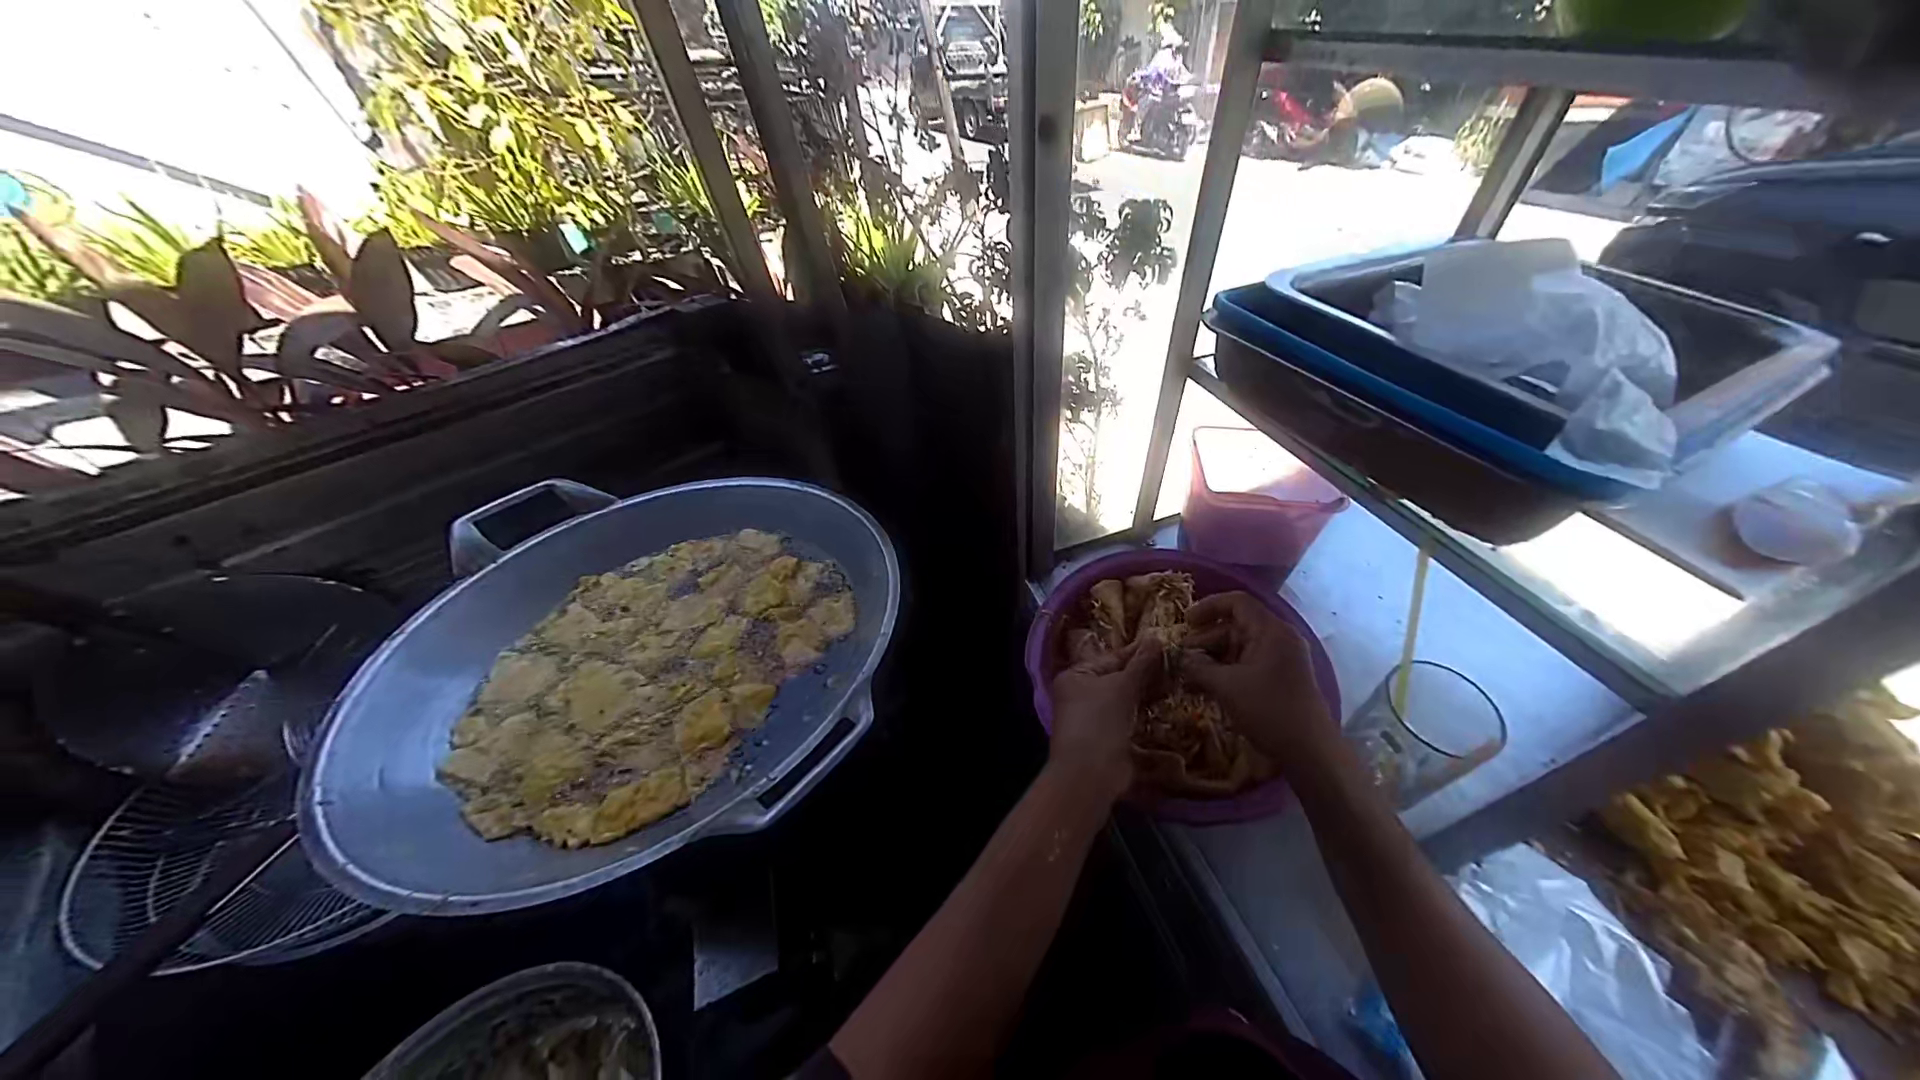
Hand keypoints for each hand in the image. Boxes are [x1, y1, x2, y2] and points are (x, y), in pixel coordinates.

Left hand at [1048, 640, 1162, 802]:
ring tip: (1179, 680)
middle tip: (1178, 661)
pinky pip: (1132, 720)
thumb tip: (1156, 636)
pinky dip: (1148, 714)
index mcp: (1076, 676)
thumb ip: (1141, 663)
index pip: (1110, 658)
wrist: (1090, 774)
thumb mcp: (1120, 685)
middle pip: (1118, 679)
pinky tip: (1171, 706)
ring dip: (1149, 693)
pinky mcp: (1110, 739)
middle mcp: (1082, 695)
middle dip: (1146, 673)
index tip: (1164, 642)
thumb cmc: (1098, 720)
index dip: (1137, 651)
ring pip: (1127, 700)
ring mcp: (1096, 719)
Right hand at [1178, 592, 1336, 767]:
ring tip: (1186, 676)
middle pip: (1234, 626)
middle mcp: (1277, 639)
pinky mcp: (1278, 678)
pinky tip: (1202, 687)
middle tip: (1180, 657)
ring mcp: (1280, 659)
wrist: (1309, 752)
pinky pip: (1245, 664)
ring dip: (1211, 658)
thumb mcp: (1226, 687)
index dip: (1207, 607)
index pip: (1237, 602)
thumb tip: (1177, 657)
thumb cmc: (1268, 711)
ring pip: (1237, 647)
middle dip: (1204, 639)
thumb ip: (1197, 667)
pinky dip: (1224, 671)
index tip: (1184, 622)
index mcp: (1271, 631)